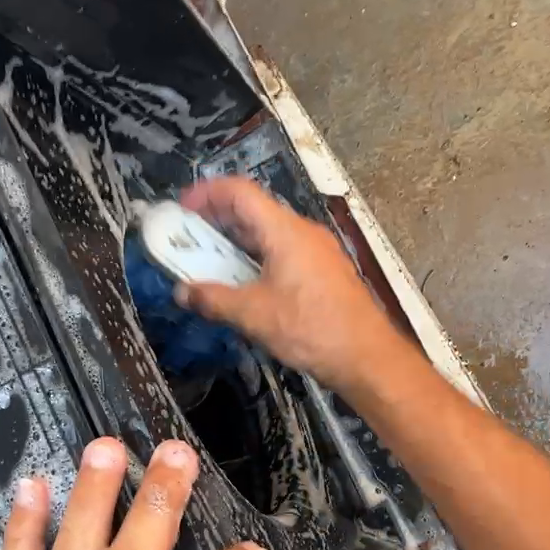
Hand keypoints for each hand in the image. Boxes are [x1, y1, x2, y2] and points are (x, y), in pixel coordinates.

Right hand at [176, 176, 406, 394]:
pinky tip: (242, 284)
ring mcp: (316, 251)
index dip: (207, 193)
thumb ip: (214, 299)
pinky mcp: (323, 271)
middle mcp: (302, 232)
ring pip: (268, 234)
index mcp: (285, 231)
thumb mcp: (254, 314)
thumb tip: (184, 293)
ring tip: (209, 263)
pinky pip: (282, 252)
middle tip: (188, 238)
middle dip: (217, 221)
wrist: (367, 356)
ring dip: (236, 243)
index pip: (240, 192)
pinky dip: (256, 259)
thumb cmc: (312, 329)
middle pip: (253, 210)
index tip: (182, 209)